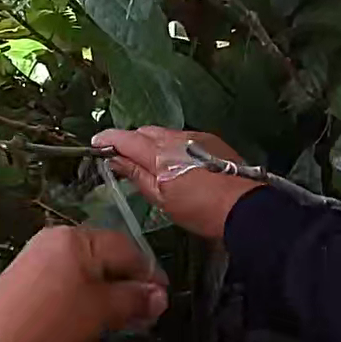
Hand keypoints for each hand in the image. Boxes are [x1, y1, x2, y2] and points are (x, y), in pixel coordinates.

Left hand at [0, 226, 168, 341]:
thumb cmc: (51, 325)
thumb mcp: (99, 312)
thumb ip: (133, 299)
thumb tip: (161, 296)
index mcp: (77, 238)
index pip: (127, 248)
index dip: (149, 274)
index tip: (164, 301)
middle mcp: (58, 238)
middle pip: (107, 256)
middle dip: (129, 284)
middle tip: (146, 315)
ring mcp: (39, 256)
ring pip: (88, 270)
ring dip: (109, 292)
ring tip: (122, 320)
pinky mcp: (27, 277)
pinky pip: (68, 279)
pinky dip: (86, 295)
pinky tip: (92, 318)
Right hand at [92, 127, 261, 239]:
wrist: (245, 208)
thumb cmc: (199, 210)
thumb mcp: (162, 199)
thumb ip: (136, 175)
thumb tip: (115, 159)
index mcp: (159, 153)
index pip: (126, 138)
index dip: (108, 139)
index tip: (96, 144)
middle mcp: (175, 138)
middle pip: (144, 131)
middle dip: (130, 140)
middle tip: (122, 158)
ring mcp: (195, 136)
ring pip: (163, 133)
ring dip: (151, 142)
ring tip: (149, 162)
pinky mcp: (211, 139)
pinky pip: (181, 137)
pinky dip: (170, 145)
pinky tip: (175, 161)